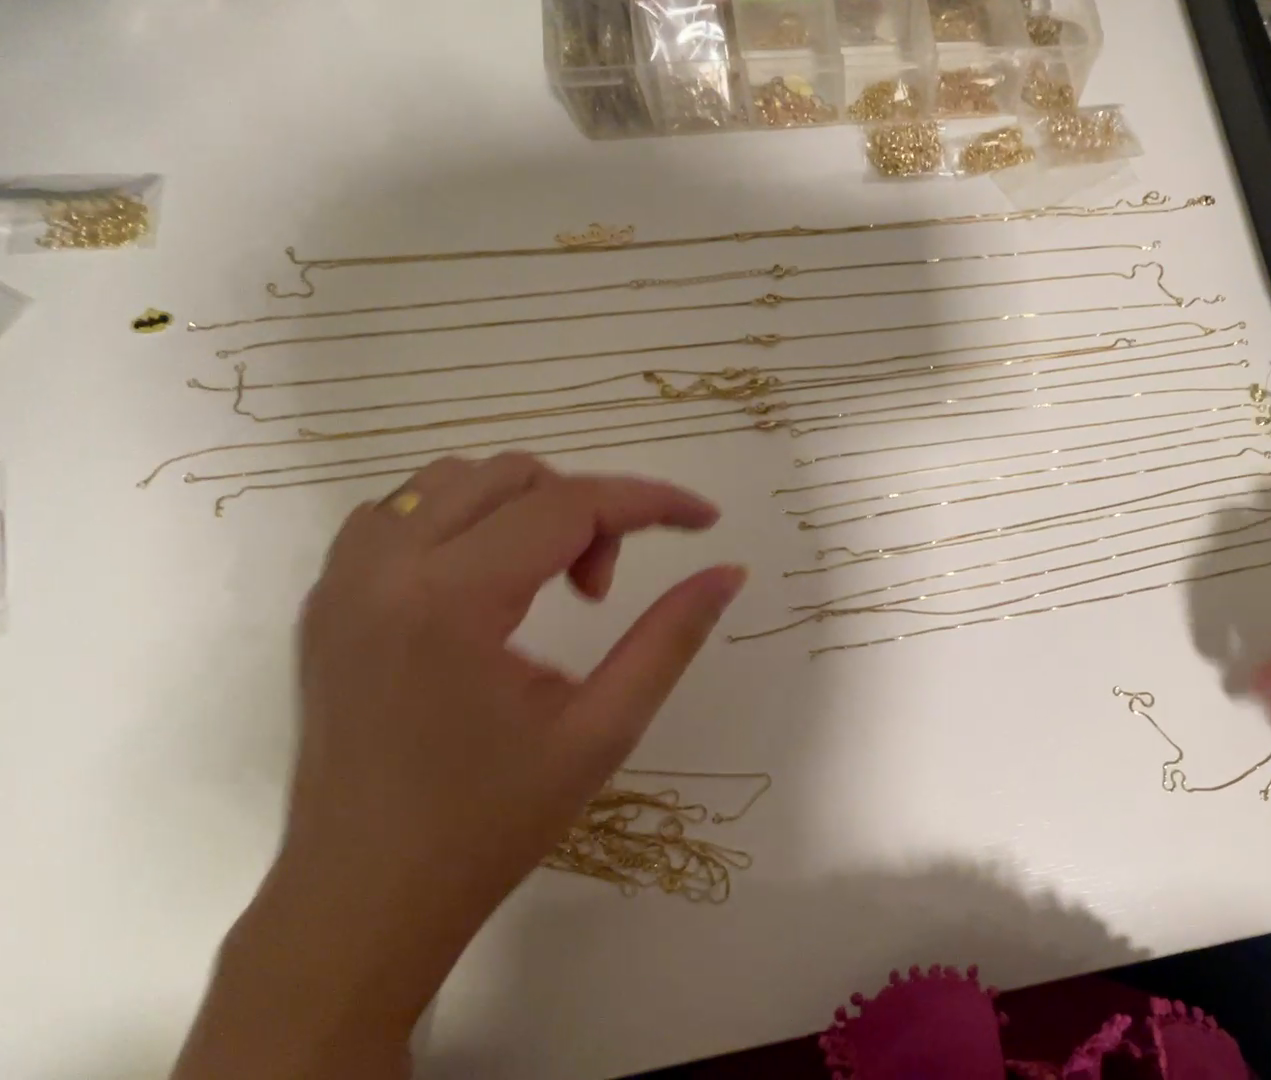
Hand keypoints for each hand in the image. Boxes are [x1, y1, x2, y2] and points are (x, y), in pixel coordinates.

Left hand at [175, 454, 743, 1078]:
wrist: (364, 900)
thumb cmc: (493, 823)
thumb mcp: (605, 729)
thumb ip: (672, 637)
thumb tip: (729, 572)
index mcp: (451, 601)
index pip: (570, 503)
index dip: (651, 501)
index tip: (707, 520)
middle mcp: (382, 570)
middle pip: (512, 476)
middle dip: (586, 511)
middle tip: (604, 591)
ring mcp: (341, 582)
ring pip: (451, 482)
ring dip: (525, 508)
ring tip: (550, 585)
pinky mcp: (326, 603)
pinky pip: (400, 514)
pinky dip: (465, 521)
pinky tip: (491, 585)